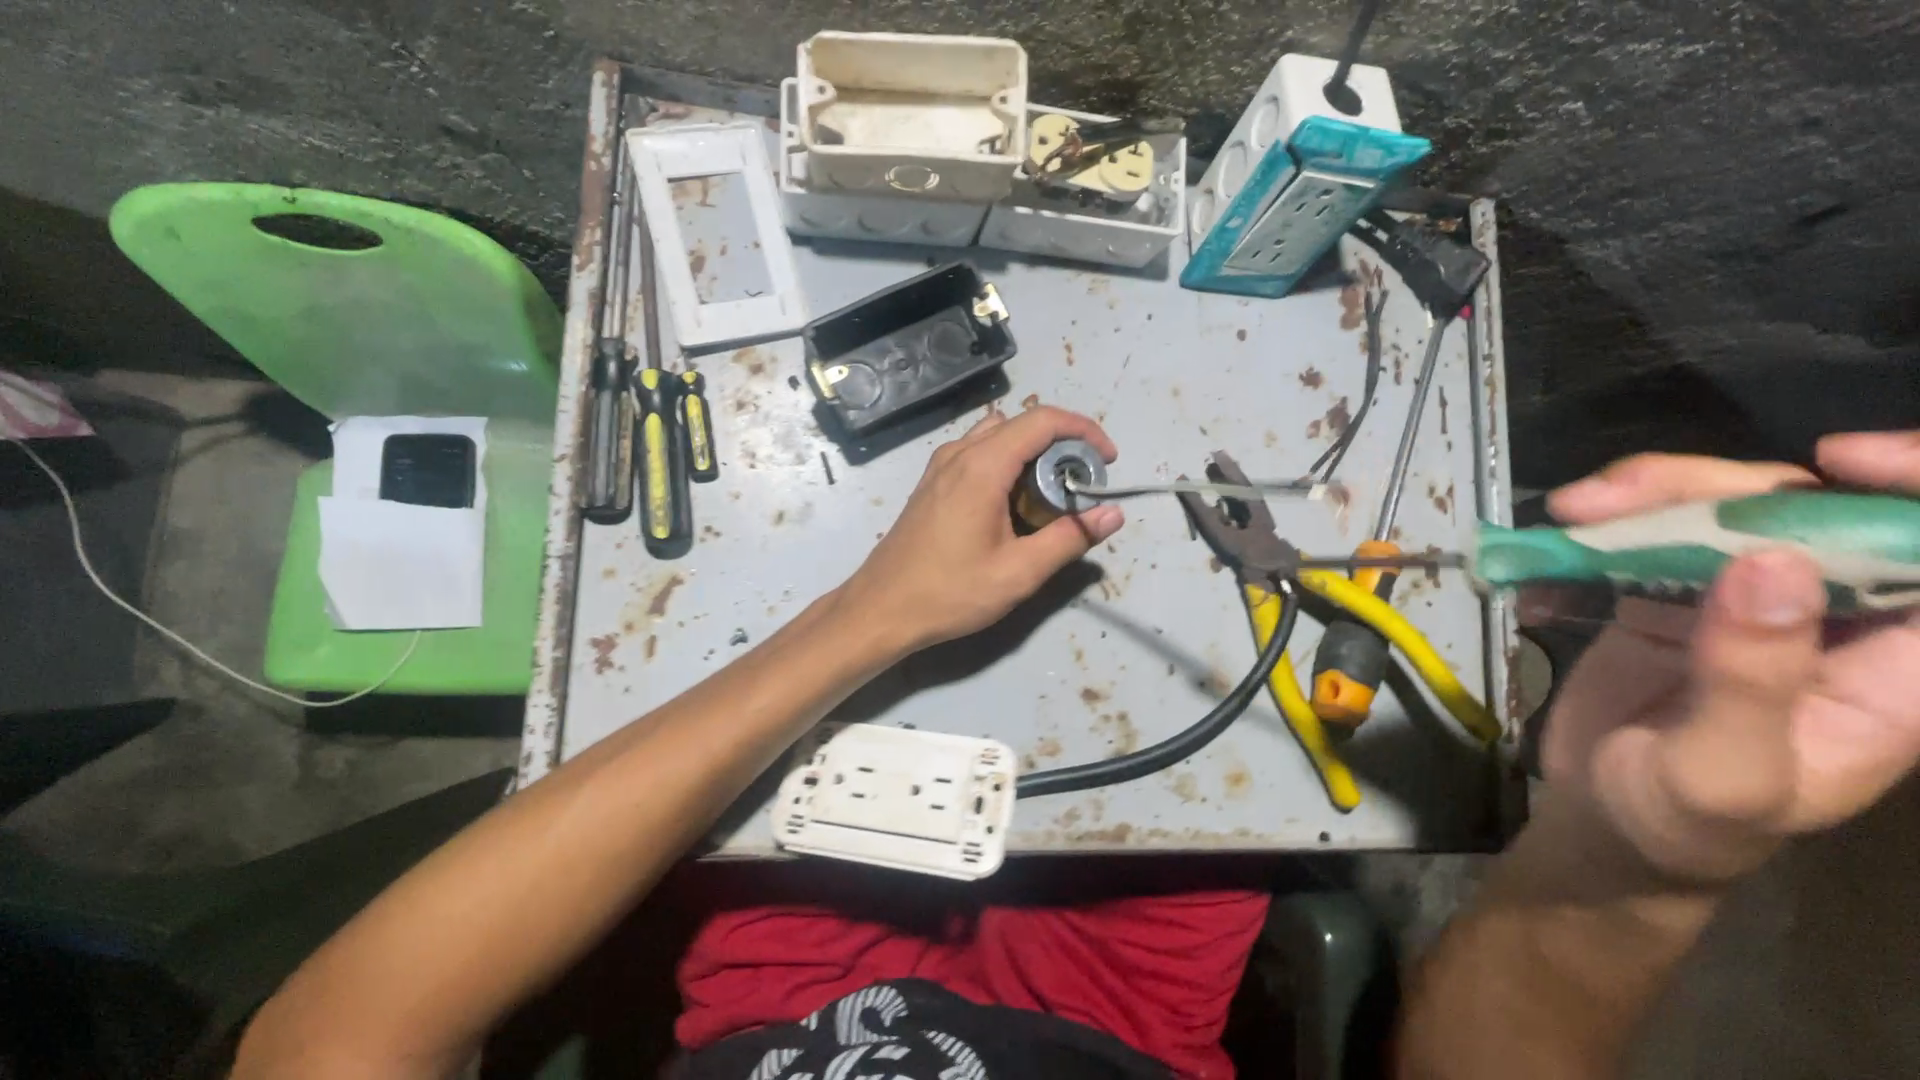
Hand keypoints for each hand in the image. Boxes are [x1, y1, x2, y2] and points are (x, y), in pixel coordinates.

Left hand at [839, 406, 1123, 652]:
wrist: (881, 609)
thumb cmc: (949, 592)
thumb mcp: (1018, 572)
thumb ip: (1069, 539)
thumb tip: (1112, 514)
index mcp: (982, 466)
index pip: (1043, 421)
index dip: (1084, 430)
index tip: (1108, 459)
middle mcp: (959, 453)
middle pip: (1021, 424)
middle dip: (1061, 444)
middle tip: (1082, 485)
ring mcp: (940, 466)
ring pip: (998, 436)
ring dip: (1031, 453)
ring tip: (1051, 495)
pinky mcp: (932, 483)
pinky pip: (977, 453)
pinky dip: (1007, 464)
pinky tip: (1013, 506)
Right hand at [1530, 431, 1919, 883]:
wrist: (1607, 827)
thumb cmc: (1685, 824)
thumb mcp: (1723, 772)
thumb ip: (1751, 677)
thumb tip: (1770, 561)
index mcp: (1887, 664)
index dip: (1906, 489)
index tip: (1829, 461)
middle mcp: (1828, 617)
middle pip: (1802, 509)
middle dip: (1712, 487)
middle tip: (1610, 500)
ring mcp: (1741, 600)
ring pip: (1718, 509)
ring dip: (1642, 496)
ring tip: (1567, 513)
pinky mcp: (1669, 596)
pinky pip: (1647, 534)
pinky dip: (1595, 528)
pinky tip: (1548, 548)